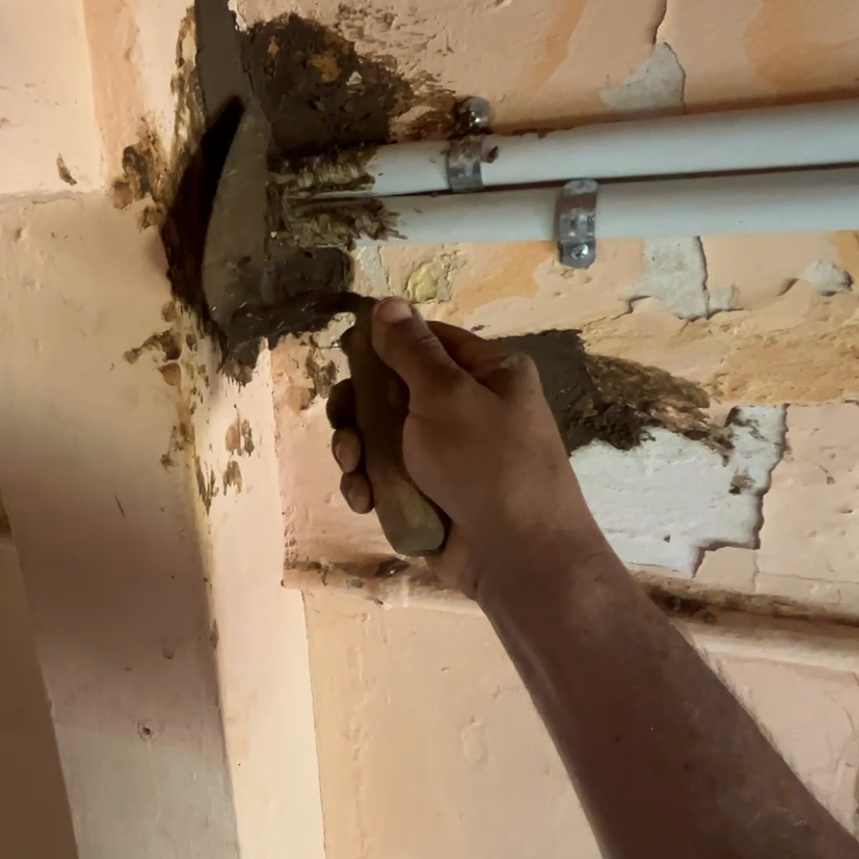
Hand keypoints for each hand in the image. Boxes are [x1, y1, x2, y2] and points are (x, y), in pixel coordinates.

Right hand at [329, 297, 613, 600]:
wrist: (515, 556)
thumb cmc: (486, 462)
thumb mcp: (445, 395)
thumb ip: (410, 350)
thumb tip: (387, 302)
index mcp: (486, 374)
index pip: (425, 341)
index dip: (382, 346)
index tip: (346, 354)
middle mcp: (466, 408)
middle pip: (392, 390)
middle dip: (358, 409)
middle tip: (343, 423)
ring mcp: (445, 454)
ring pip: (380, 436)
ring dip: (356, 450)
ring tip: (353, 468)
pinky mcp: (427, 492)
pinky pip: (384, 476)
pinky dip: (368, 484)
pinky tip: (364, 498)